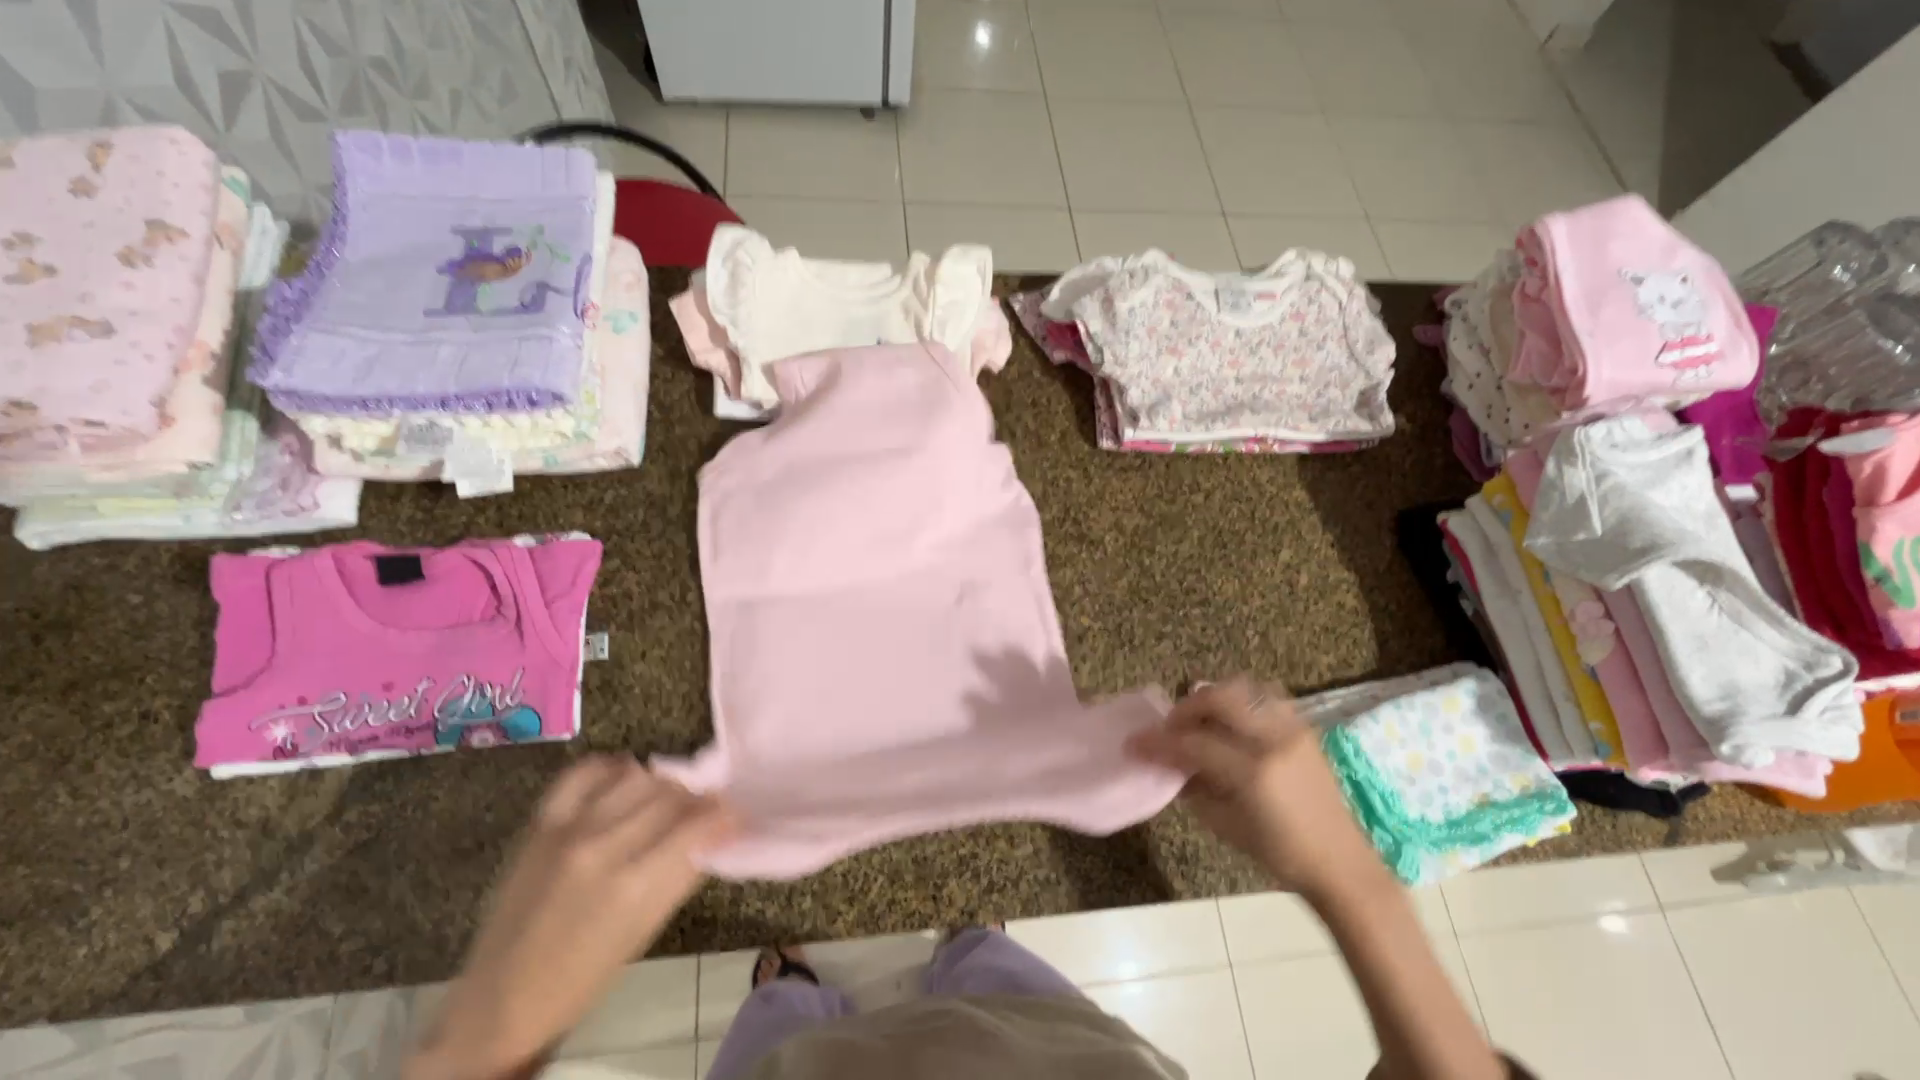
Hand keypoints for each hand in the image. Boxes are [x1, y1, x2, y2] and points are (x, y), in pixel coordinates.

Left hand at [407, 756, 733, 1079]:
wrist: (503, 996)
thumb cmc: (586, 977)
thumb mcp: (647, 929)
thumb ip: (681, 872)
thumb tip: (717, 831)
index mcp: (637, 885)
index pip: (700, 823)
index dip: (726, 814)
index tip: (734, 816)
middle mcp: (606, 845)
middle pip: (672, 795)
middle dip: (697, 801)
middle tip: (701, 814)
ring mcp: (570, 828)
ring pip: (638, 777)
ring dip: (661, 786)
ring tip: (663, 803)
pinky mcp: (541, 821)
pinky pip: (587, 771)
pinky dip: (614, 770)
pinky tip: (624, 782)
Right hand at [1127, 679, 1386, 903]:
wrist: (1339, 863)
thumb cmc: (1280, 854)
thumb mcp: (1225, 825)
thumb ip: (1194, 787)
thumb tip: (1170, 763)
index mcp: (1254, 773)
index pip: (1193, 743)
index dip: (1158, 742)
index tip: (1133, 743)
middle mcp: (1275, 741)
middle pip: (1219, 698)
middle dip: (1186, 708)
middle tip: (1170, 727)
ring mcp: (1293, 730)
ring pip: (1245, 689)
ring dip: (1215, 699)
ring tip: (1201, 721)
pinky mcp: (1304, 729)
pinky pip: (1267, 697)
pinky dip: (1241, 701)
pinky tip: (1231, 723)